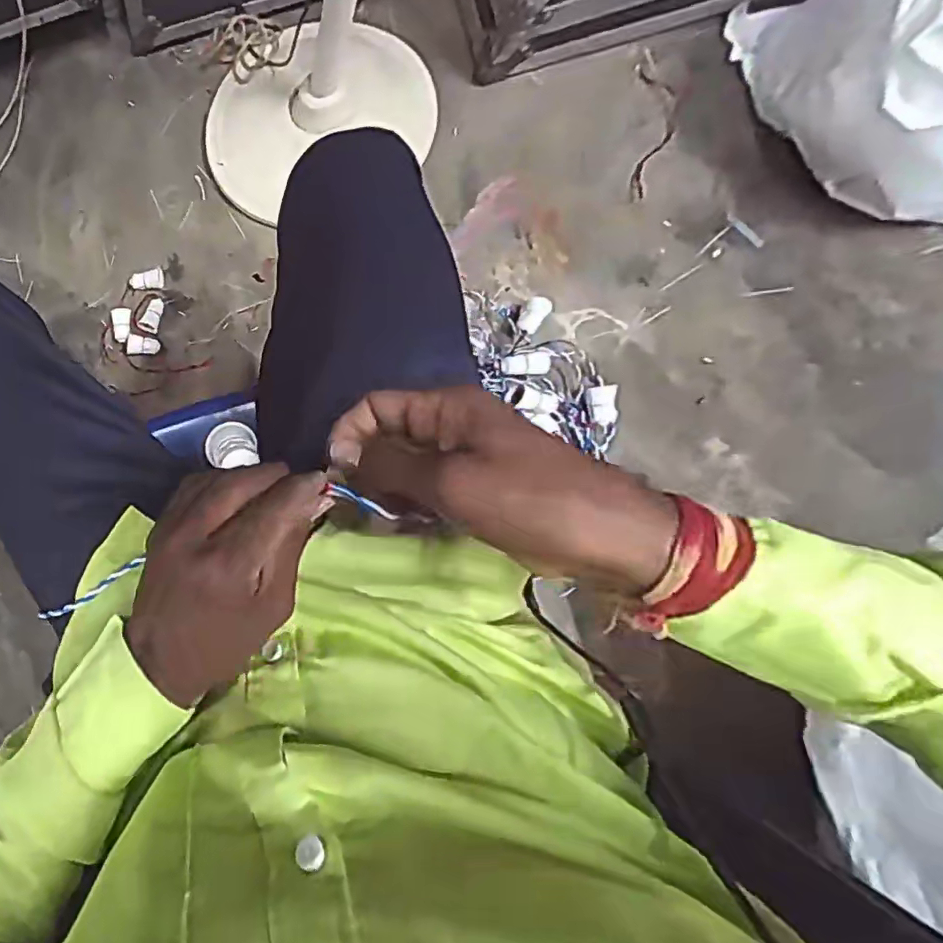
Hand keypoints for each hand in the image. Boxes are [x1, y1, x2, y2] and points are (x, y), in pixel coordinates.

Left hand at [127, 464, 332, 705]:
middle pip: (240, 483)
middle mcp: (196, 537)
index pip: (272, 508)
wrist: (159, 656)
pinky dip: (219, 480)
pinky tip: (235, 491)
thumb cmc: (225, 642)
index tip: (320, 481)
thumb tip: (311, 503)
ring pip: (214, 478)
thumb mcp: (273, 606)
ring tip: (270, 485)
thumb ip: (290, 549)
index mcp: (229, 565)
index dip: (300, 488)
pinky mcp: (159, 525)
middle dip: (274, 475)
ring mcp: (172, 527)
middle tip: (296, 482)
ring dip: (247, 474)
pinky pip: (192, 486)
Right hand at [327, 385, 676, 593]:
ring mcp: (459, 459)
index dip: (348, 433)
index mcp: (446, 408)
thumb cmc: (529, 499)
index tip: (336, 472)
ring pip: (401, 467)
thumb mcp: (452, 481)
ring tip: (379, 519)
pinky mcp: (469, 489)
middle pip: (385, 436)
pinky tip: (401, 526)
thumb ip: (390, 466)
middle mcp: (448, 427)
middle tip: (356, 505)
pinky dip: (406, 505)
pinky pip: (423, 490)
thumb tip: (341, 456)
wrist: (606, 537)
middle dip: (363, 467)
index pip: (375, 405)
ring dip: (383, 491)